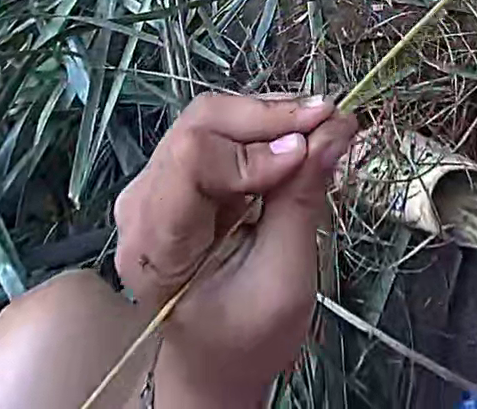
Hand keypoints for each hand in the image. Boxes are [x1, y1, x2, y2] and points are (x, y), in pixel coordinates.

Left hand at [113, 93, 356, 403]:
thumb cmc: (246, 339)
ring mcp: (157, 178)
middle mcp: (143, 198)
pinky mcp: (180, 169)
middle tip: (328, 118)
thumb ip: (301, 202)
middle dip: (269, 116)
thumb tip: (333, 131)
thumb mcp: (284, 283)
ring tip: (322, 122)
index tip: (305, 151)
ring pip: (214, 116)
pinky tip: (299, 131)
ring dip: (272, 114)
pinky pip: (221, 128)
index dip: (252, 147)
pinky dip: (265, 125)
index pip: (192, 159)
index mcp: (155, 241)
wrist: (215, 362)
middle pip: (203, 124)